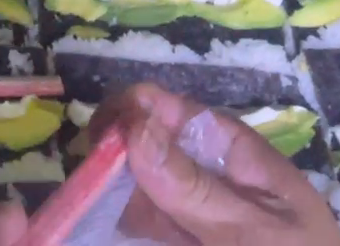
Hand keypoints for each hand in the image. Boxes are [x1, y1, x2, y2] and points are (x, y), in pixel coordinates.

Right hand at [86, 83, 339, 245]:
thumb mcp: (256, 236)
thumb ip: (194, 187)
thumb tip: (133, 122)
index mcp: (229, 149)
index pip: (164, 106)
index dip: (124, 113)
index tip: (93, 144)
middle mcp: (203, 170)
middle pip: (139, 143)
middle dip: (107, 157)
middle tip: (83, 189)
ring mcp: (190, 210)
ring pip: (131, 184)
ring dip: (105, 191)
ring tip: (83, 210)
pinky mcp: (178, 237)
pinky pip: (139, 220)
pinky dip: (117, 219)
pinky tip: (99, 224)